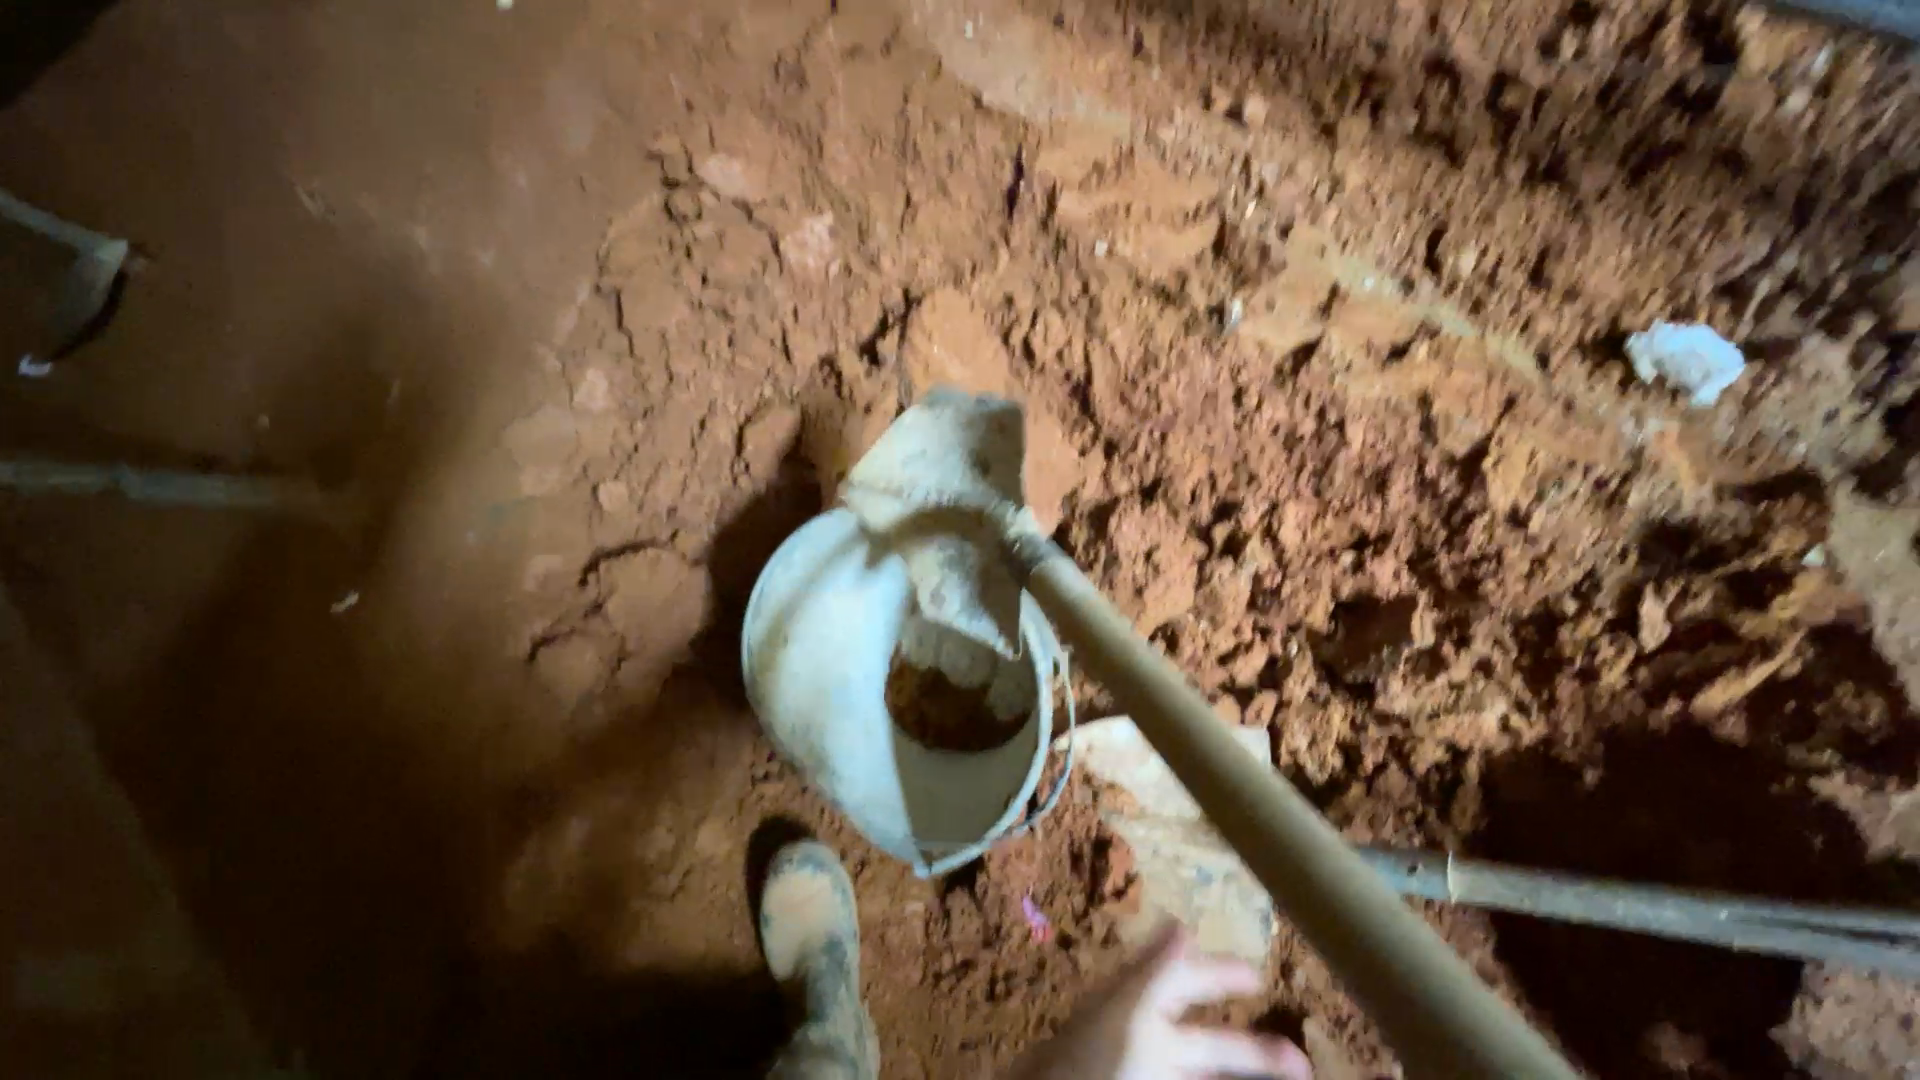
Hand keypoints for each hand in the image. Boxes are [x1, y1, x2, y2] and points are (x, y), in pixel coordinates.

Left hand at [1012, 922, 1312, 1078]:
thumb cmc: (1090, 1054)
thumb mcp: (1124, 1008)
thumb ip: (1155, 969)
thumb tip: (1181, 921)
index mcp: (1140, 1007)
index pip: (1187, 980)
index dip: (1219, 974)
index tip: (1258, 975)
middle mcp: (1149, 1040)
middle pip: (1210, 1045)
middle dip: (1255, 1052)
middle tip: (1300, 1061)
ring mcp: (1151, 1067)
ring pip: (1206, 1070)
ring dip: (1242, 1076)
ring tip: (1290, 1079)